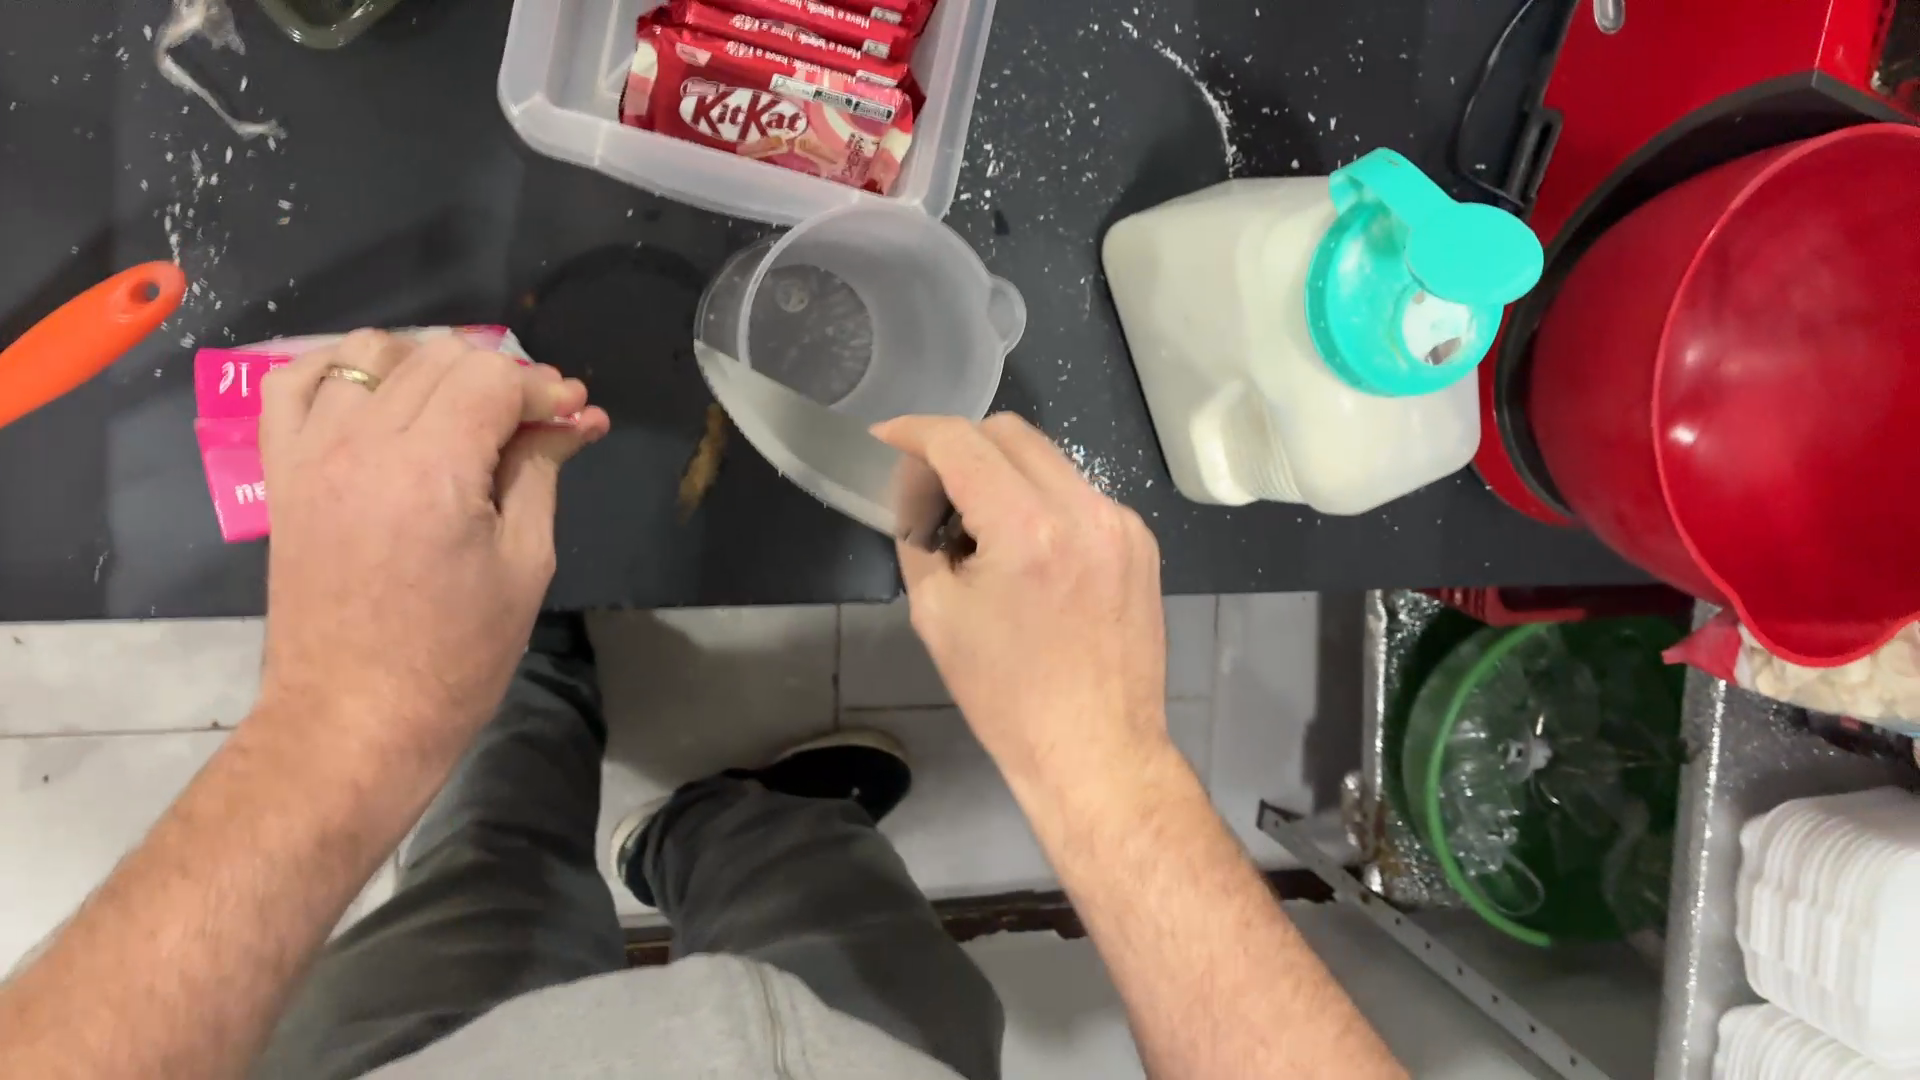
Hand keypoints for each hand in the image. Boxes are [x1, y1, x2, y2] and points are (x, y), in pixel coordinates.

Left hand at [253, 329, 609, 775]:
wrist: (359, 714)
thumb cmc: (462, 648)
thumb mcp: (528, 559)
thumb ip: (542, 472)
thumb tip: (577, 420)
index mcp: (432, 470)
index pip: (494, 380)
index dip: (547, 389)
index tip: (580, 415)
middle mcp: (362, 444)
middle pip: (443, 358)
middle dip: (507, 378)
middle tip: (544, 421)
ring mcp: (310, 453)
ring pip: (374, 353)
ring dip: (435, 367)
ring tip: (470, 410)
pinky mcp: (283, 472)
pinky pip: (298, 382)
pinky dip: (349, 370)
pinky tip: (388, 395)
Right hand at [873, 414, 1169, 790]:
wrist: (1096, 749)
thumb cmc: (1006, 696)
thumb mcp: (937, 613)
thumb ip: (918, 533)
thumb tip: (913, 487)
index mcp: (1029, 529)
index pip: (961, 442)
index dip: (913, 432)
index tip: (885, 440)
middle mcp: (1085, 509)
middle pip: (1008, 432)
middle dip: (958, 446)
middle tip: (927, 485)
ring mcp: (1122, 522)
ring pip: (1047, 458)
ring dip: (1000, 472)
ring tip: (975, 525)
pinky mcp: (1140, 541)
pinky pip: (1078, 493)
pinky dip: (1039, 500)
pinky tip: (1025, 548)